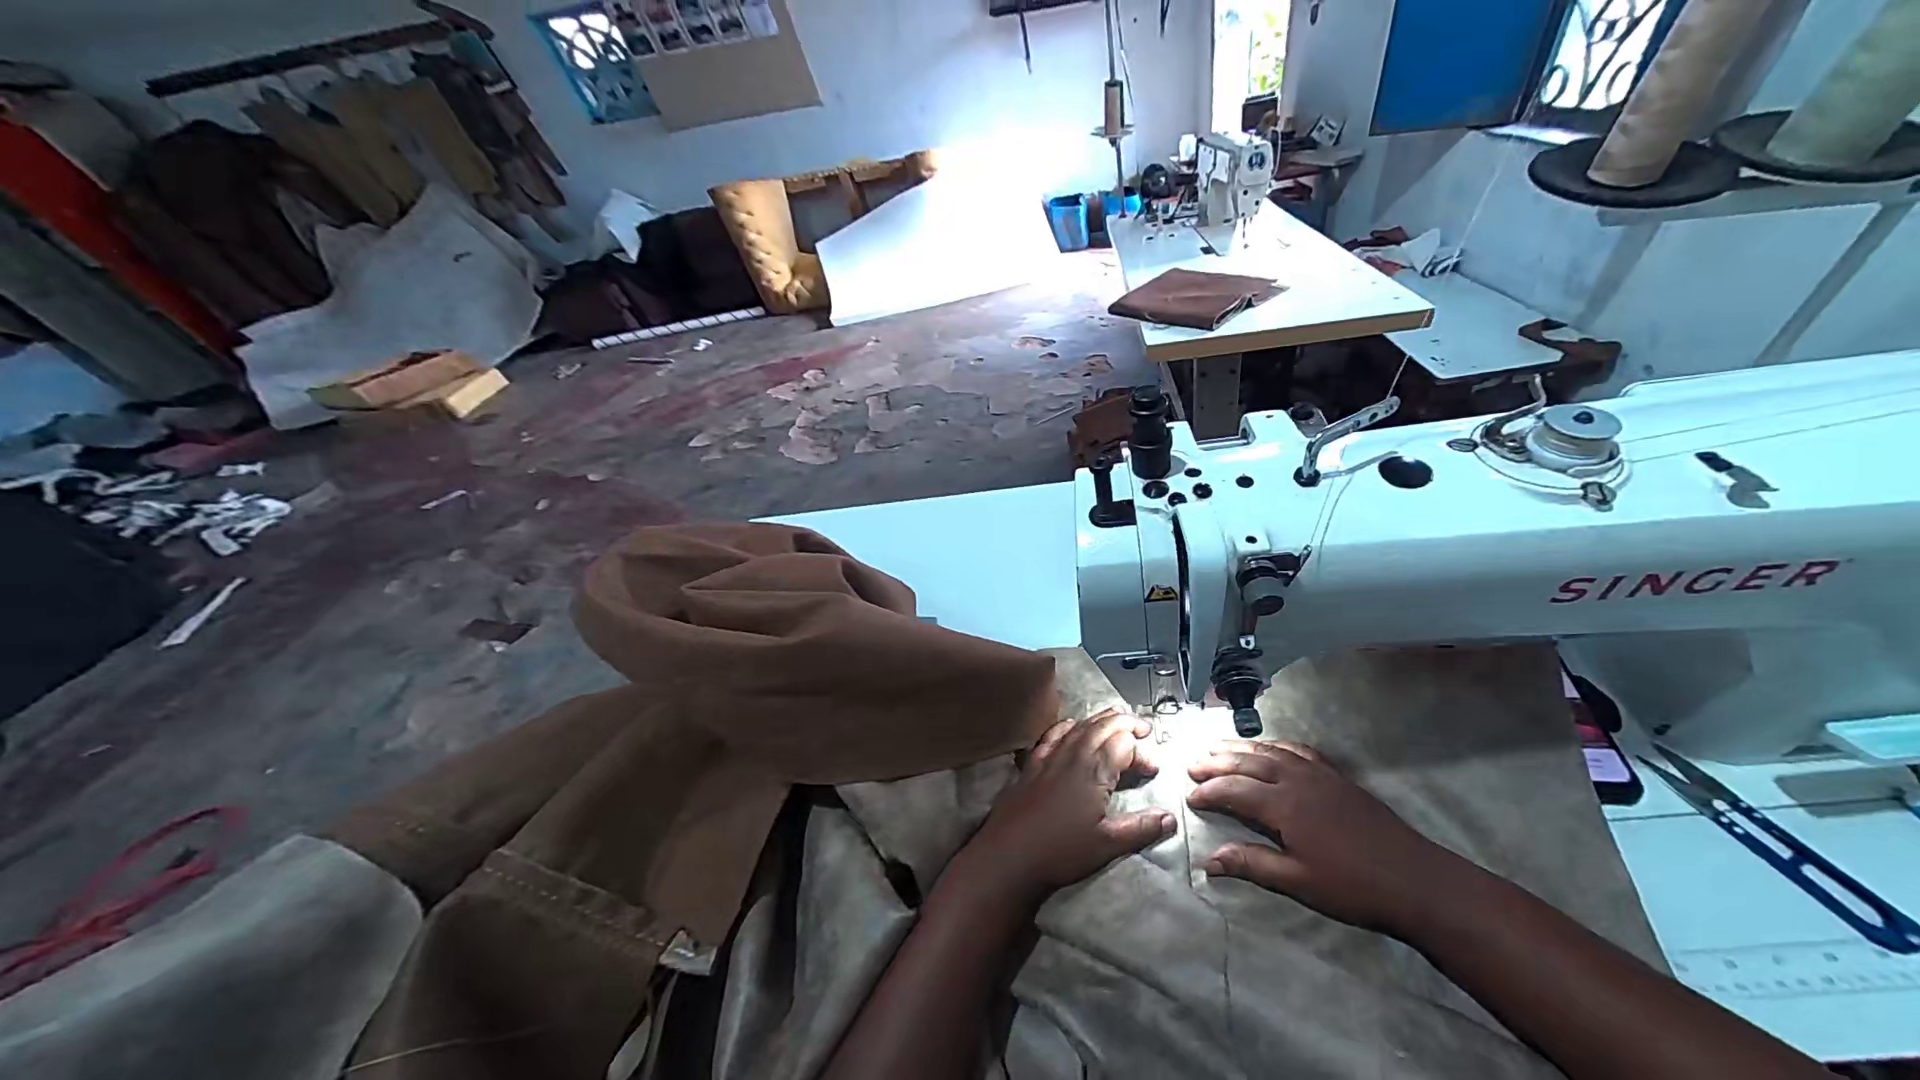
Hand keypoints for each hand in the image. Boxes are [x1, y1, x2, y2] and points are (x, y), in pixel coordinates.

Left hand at [951, 709, 1174, 905]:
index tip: (1153, 769)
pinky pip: (1051, 735)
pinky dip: (1066, 726)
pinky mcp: (1030, 766)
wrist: (1008, 855)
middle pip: (1101, 727)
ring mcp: (1048, 758)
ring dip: (1099, 720)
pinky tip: (1070, 726)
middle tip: (1143, 727)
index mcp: (1093, 772)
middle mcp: (1071, 756)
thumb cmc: (1060, 851)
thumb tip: (1170, 818)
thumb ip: (1140, 828)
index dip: (1142, 752)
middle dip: (1125, 723)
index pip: (1123, 745)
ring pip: (1077, 727)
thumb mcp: (1107, 845)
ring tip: (1115, 717)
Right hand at [1186, 740, 1469, 933]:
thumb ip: (1252, 864)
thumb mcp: (1299, 881)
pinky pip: (1298, 750)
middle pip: (1247, 762)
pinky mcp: (1337, 776)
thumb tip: (1209, 860)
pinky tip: (1269, 748)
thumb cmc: (1354, 886)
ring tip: (1218, 747)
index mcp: (1284, 805)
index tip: (1190, 797)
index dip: (1208, 791)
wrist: (1417, 880)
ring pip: (1270, 751)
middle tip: (1192, 764)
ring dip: (1240, 748)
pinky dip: (1275, 745)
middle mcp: (1297, 780)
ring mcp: (1319, 774)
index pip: (1234, 790)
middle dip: (1216, 762)